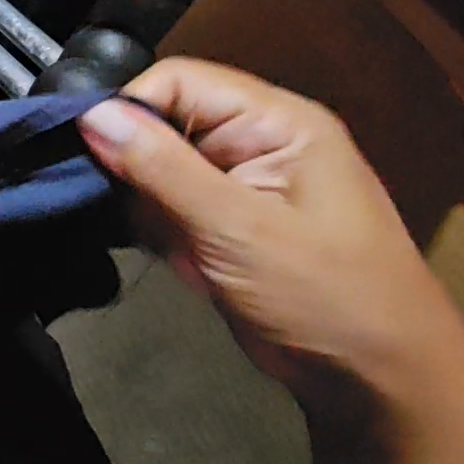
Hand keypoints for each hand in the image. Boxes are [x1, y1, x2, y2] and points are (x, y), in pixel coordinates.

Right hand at [77, 57, 463, 409]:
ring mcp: (229, 180)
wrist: (373, 381)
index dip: (127, 109)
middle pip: (156, 117)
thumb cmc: (325, 296)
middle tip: (101, 197)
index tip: (90, 153)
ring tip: (133, 228)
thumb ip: (161, 167)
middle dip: (123, 157)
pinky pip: (154, 198)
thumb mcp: (238, 228)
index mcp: (273, 122)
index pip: (175, 81)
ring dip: (129, 194)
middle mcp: (249, 140)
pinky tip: (143, 242)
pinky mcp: (211, 216)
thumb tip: (91, 115)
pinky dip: (139, 219)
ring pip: (146, 160)